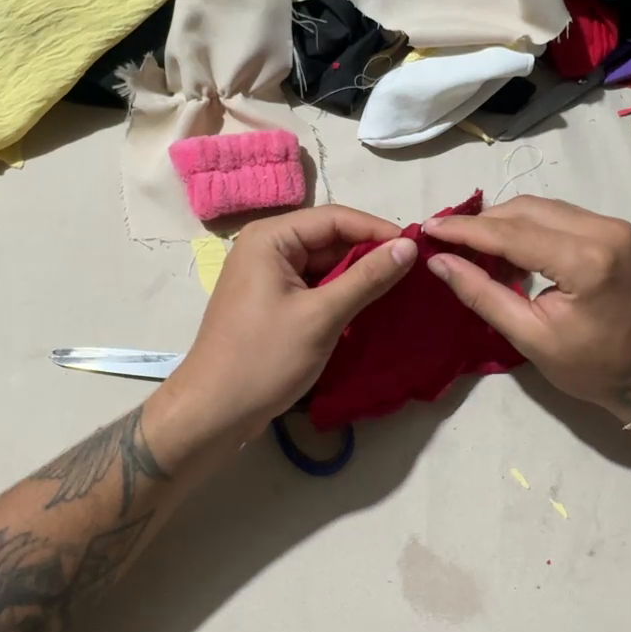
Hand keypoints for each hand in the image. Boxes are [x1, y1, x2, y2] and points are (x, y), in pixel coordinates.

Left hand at [149, 206, 415, 454]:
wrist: (213, 413)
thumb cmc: (264, 358)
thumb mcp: (322, 316)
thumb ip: (367, 278)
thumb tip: (409, 246)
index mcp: (270, 238)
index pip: (334, 218)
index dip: (377, 230)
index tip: (417, 247)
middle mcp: (266, 247)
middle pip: (329, 238)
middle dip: (369, 253)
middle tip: (413, 270)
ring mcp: (267, 275)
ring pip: (324, 264)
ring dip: (358, 275)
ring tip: (399, 288)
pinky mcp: (272, 301)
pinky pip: (314, 285)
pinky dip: (341, 293)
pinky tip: (369, 306)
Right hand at [421, 196, 630, 412]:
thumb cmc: (593, 368)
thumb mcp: (530, 337)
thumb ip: (482, 294)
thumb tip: (439, 260)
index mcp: (586, 261)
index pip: (511, 233)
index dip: (465, 229)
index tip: (428, 228)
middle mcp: (604, 230)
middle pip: (525, 210)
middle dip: (481, 222)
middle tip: (445, 238)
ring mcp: (613, 226)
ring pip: (541, 207)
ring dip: (503, 222)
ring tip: (471, 244)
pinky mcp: (615, 229)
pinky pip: (559, 215)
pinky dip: (527, 226)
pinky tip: (507, 247)